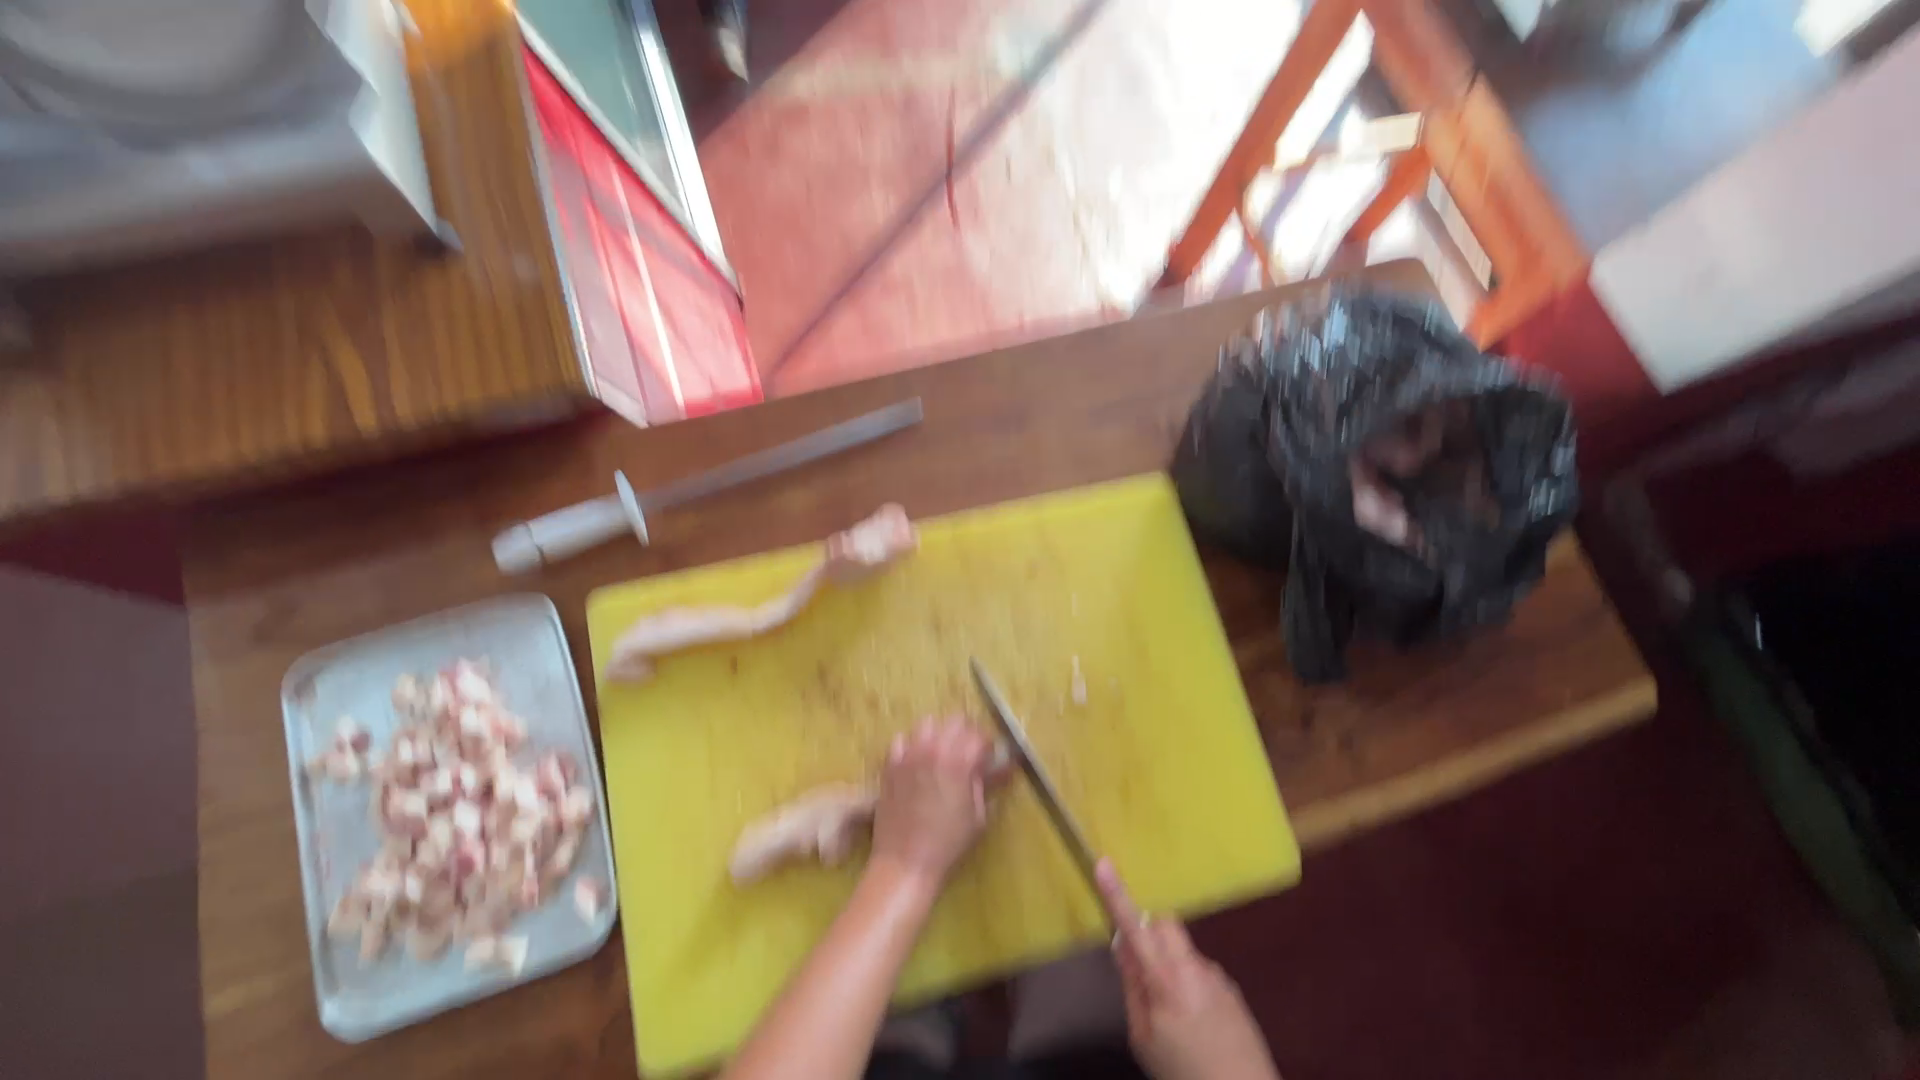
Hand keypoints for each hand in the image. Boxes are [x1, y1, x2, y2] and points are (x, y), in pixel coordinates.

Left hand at [868, 716, 996, 887]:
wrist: (906, 861)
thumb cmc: (948, 842)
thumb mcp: (978, 815)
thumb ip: (989, 784)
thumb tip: (1006, 766)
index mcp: (959, 761)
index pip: (979, 735)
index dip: (988, 746)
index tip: (988, 759)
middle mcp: (933, 749)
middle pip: (955, 721)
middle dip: (966, 734)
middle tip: (969, 754)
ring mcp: (908, 754)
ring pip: (927, 724)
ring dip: (939, 734)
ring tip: (942, 754)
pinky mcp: (890, 764)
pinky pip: (902, 740)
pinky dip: (912, 745)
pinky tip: (917, 762)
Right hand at [1096, 860, 1281, 1079]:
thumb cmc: (1184, 1074)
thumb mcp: (1144, 1040)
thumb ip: (1133, 988)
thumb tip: (1124, 948)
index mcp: (1166, 982)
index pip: (1135, 929)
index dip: (1117, 895)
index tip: (1104, 862)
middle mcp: (1193, 968)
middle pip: (1165, 923)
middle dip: (1149, 932)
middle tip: (1142, 966)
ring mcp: (1216, 976)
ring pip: (1182, 949)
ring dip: (1170, 963)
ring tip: (1173, 1014)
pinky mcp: (1232, 989)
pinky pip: (1200, 970)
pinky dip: (1189, 983)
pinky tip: (1196, 1022)